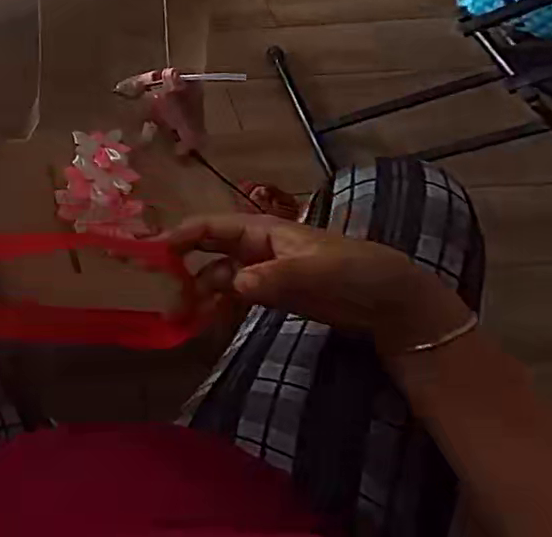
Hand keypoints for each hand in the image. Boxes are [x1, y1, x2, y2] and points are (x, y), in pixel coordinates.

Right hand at [162, 213, 471, 355]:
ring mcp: (261, 273)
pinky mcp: (270, 296)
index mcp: (261, 230)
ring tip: (180, 318)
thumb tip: (234, 284)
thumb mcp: (319, 271)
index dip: (181, 236)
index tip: (156, 254)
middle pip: (207, 253)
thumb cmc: (356, 269)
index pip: (211, 227)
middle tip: (164, 295)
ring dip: (197, 295)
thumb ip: (276, 277)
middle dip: (182, 269)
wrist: (395, 303)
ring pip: (217, 279)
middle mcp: (253, 248)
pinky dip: (216, 309)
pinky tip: (204, 323)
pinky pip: (232, 299)